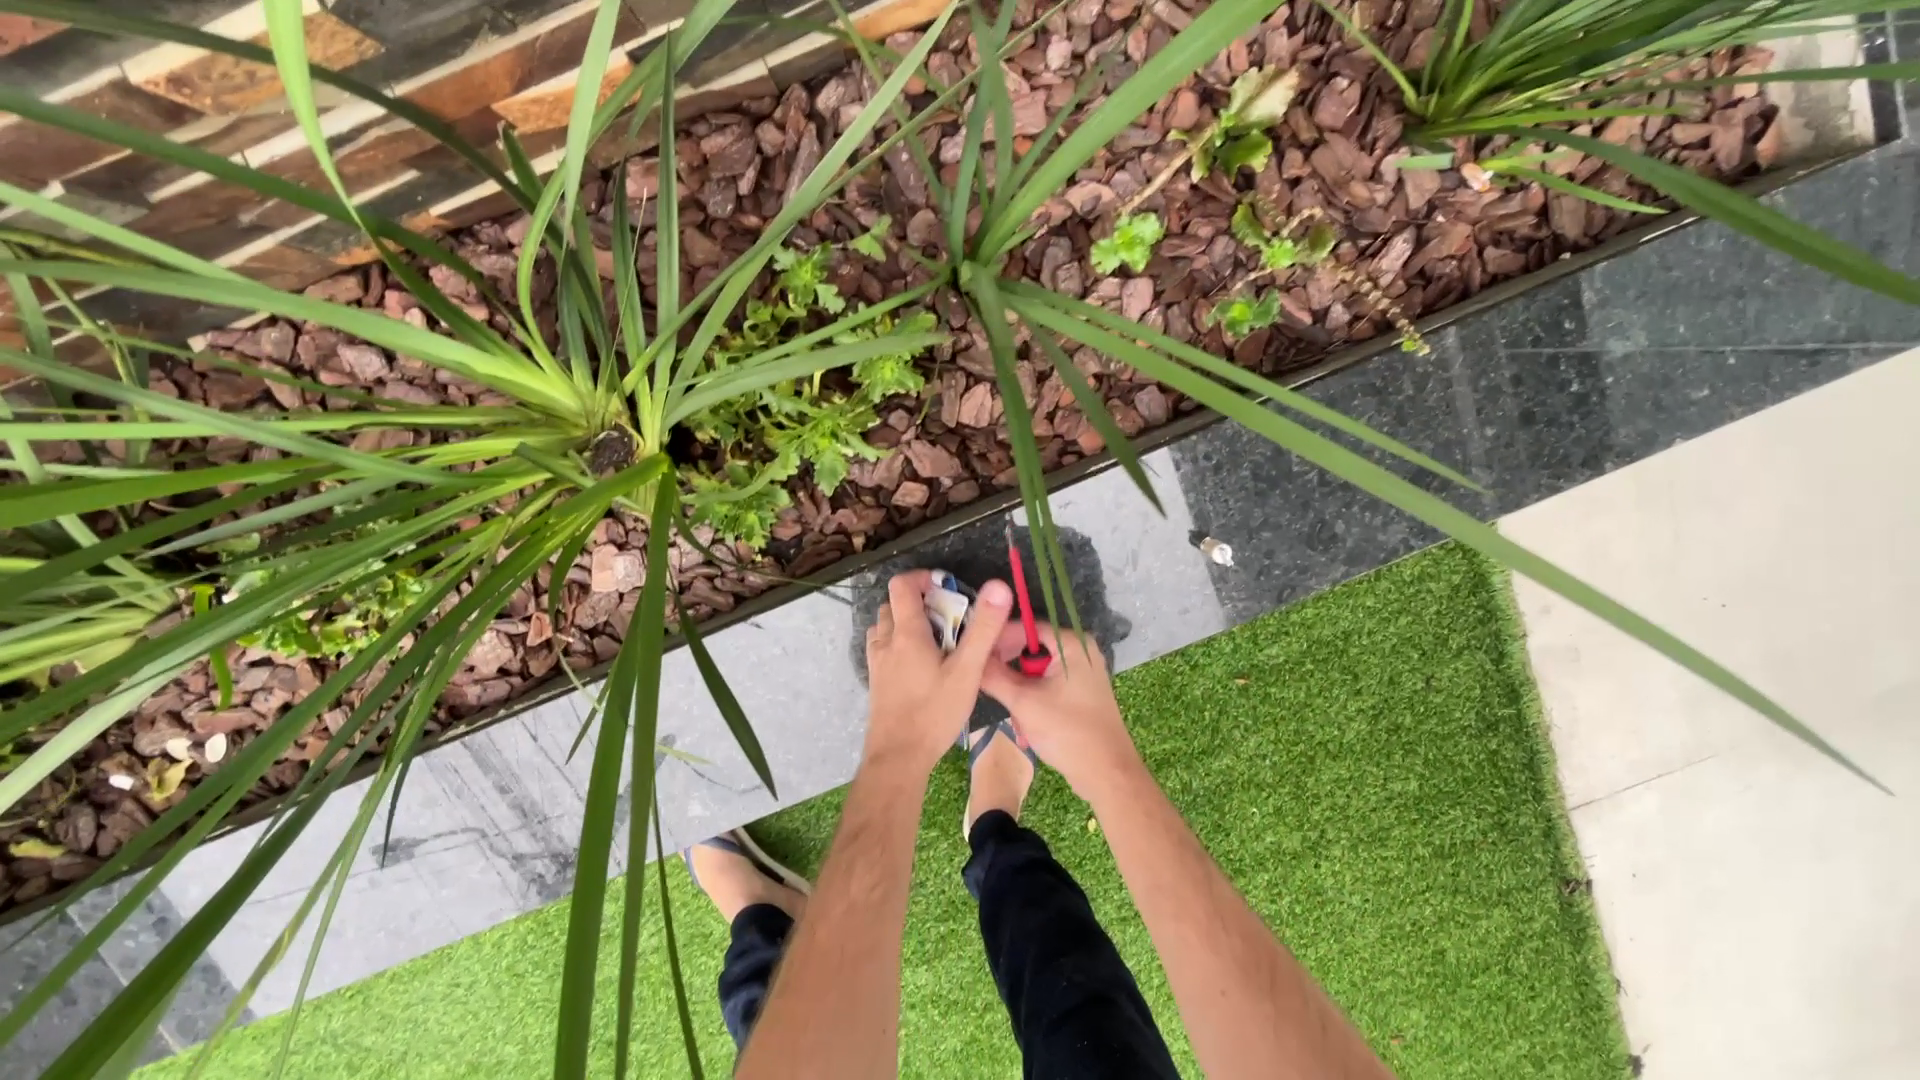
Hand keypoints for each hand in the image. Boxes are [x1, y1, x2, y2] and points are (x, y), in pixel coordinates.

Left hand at [862, 570, 1013, 777]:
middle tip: (950, 621)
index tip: (947, 588)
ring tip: (936, 643)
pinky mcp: (876, 682)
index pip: (902, 585)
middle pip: (893, 606)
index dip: (923, 578)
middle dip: (920, 604)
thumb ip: (984, 628)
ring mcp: (877, 663)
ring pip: (885, 628)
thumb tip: (999, 587)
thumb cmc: (934, 713)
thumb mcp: (967, 671)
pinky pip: (883, 649)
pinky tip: (921, 667)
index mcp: (906, 633)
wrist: (898, 757)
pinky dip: (899, 646)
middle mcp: (886, 642)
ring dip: (907, 624)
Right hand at [980, 622, 1141, 797]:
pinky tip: (1025, 726)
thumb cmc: (1067, 732)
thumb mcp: (1023, 702)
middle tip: (986, 683)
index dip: (998, 638)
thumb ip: (993, 676)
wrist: (1106, 773)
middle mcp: (1080, 651)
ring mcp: (1083, 673)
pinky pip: (1049, 686)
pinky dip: (1034, 701)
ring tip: (1011, 715)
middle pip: (1031, 649)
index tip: (975, 653)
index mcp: (1072, 644)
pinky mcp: (1081, 693)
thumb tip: (971, 658)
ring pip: (1037, 671)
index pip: (1026, 627)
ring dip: (1019, 692)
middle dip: (1009, 670)